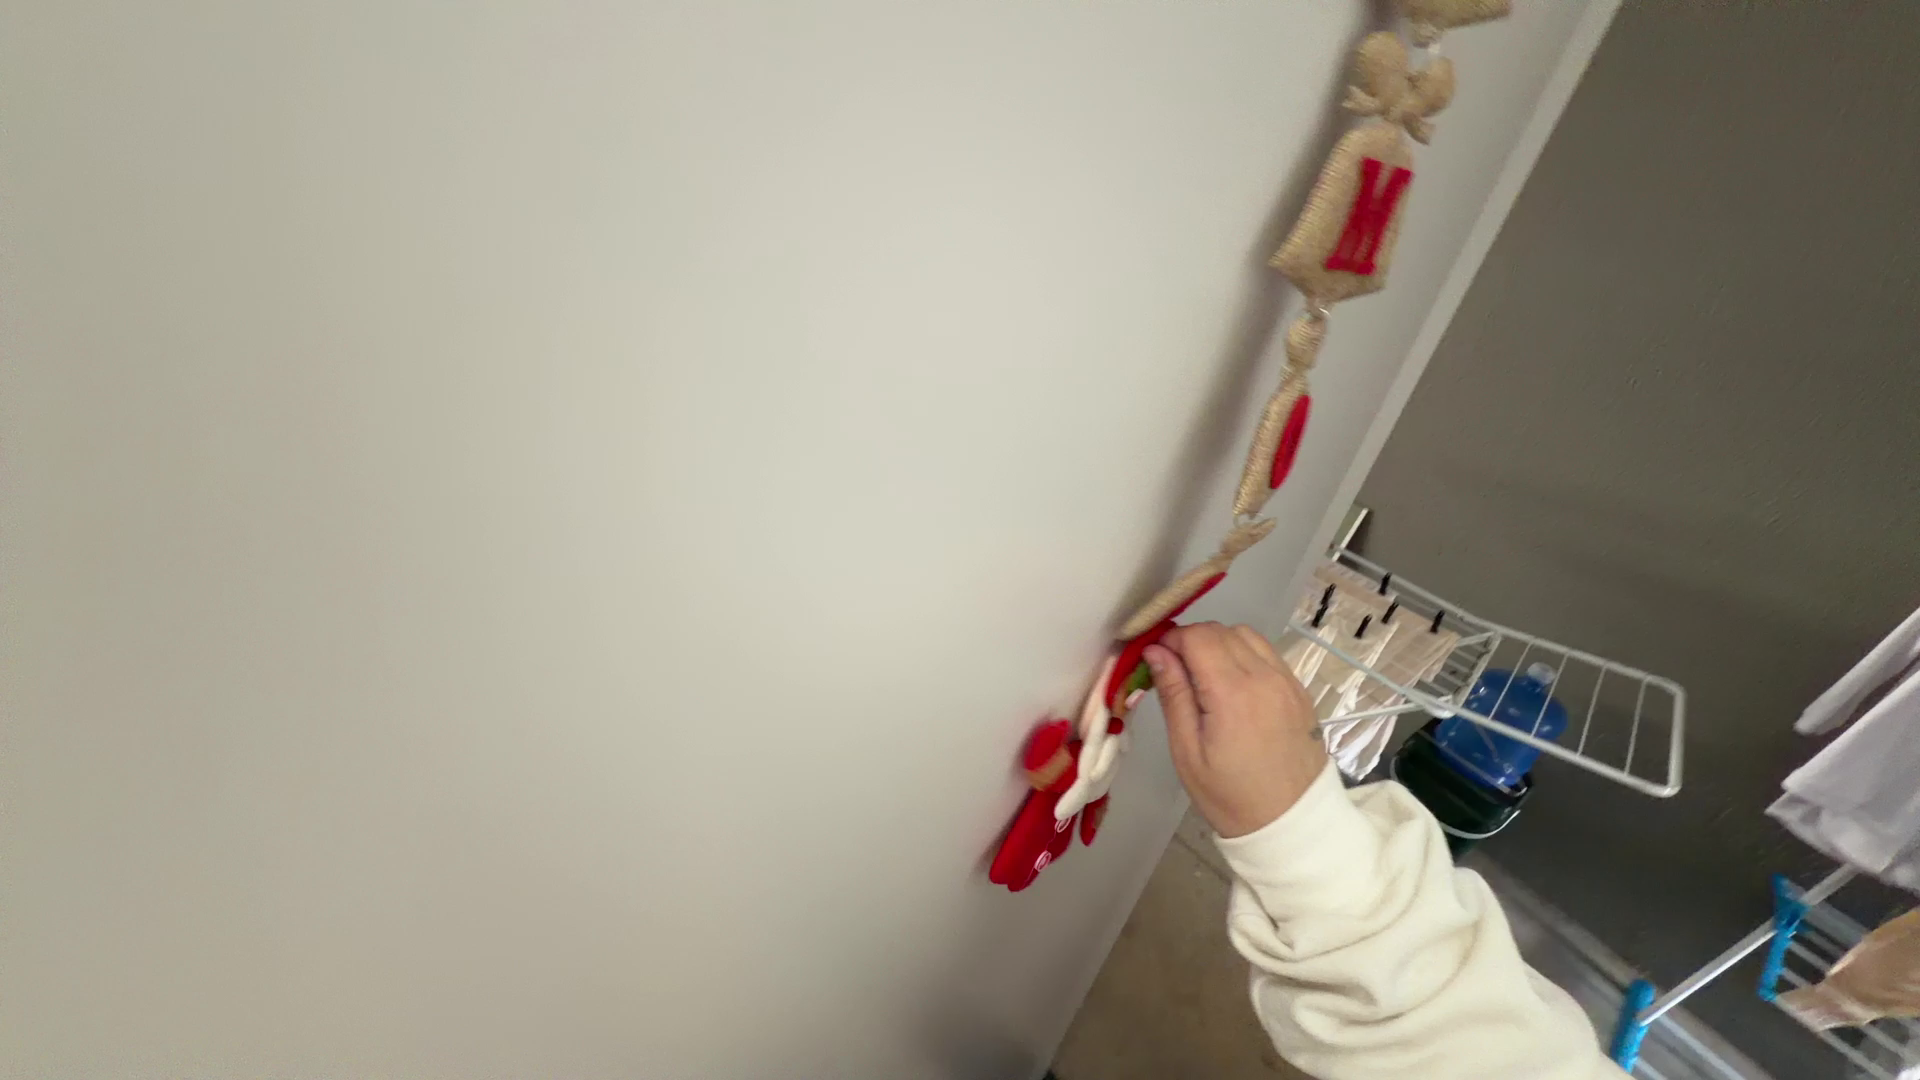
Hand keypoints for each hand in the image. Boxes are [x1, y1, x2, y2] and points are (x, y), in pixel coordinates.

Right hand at [1145, 622, 1326, 838]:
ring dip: (1219, 643)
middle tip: (1175, 670)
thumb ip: (1173, 694)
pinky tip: (1233, 685)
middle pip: (1220, 630)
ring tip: (1204, 675)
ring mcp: (1288, 682)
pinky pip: (1267, 653)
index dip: (1171, 640)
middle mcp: (1265, 677)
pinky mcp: (1300, 691)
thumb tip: (1155, 652)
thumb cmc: (1230, 796)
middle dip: (1191, 640)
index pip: (1197, 636)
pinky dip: (1244, 655)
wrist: (1294, 826)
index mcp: (1233, 692)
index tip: (1156, 660)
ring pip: (1246, 635)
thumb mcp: (1187, 751)